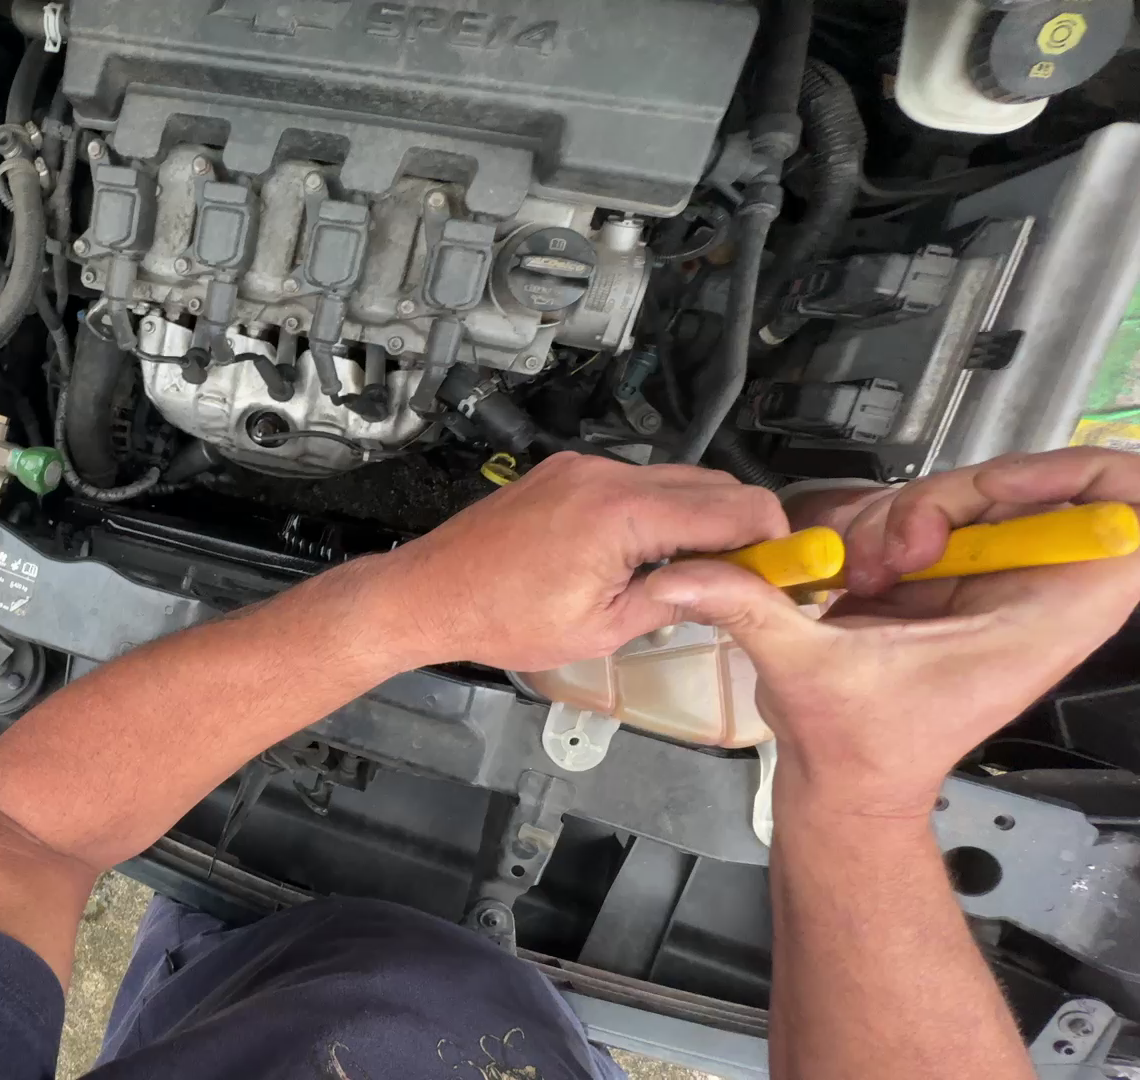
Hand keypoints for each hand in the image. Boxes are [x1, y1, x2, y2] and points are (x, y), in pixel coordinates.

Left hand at [373, 451, 787, 671]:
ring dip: (692, 518)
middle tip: (735, 578)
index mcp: (620, 512)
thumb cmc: (500, 619)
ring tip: (682, 571)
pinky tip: (637, 552)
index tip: (784, 572)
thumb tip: (732, 586)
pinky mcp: (556, 473)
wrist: (426, 593)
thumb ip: (675, 598)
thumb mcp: (601, 627)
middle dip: (737, 528)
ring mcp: (574, 469)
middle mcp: (601, 475)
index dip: (774, 540)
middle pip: (710, 485)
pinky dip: (648, 510)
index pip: (737, 507)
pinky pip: (626, 483)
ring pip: (669, 480)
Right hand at [647, 447, 1139, 818]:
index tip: (986, 491)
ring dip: (884, 520)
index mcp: (1042, 613)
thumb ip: (747, 607)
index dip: (1067, 479)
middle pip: (1016, 489)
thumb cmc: (857, 741)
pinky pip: (908, 520)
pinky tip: (838, 575)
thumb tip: (674, 575)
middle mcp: (1023, 588)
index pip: (1128, 513)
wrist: (842, 775)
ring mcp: (974, 581)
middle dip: (931, 504)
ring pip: (951, 498)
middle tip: (878, 554)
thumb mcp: (803, 666)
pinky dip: (862, 532)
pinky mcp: (930, 580)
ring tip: (847, 578)